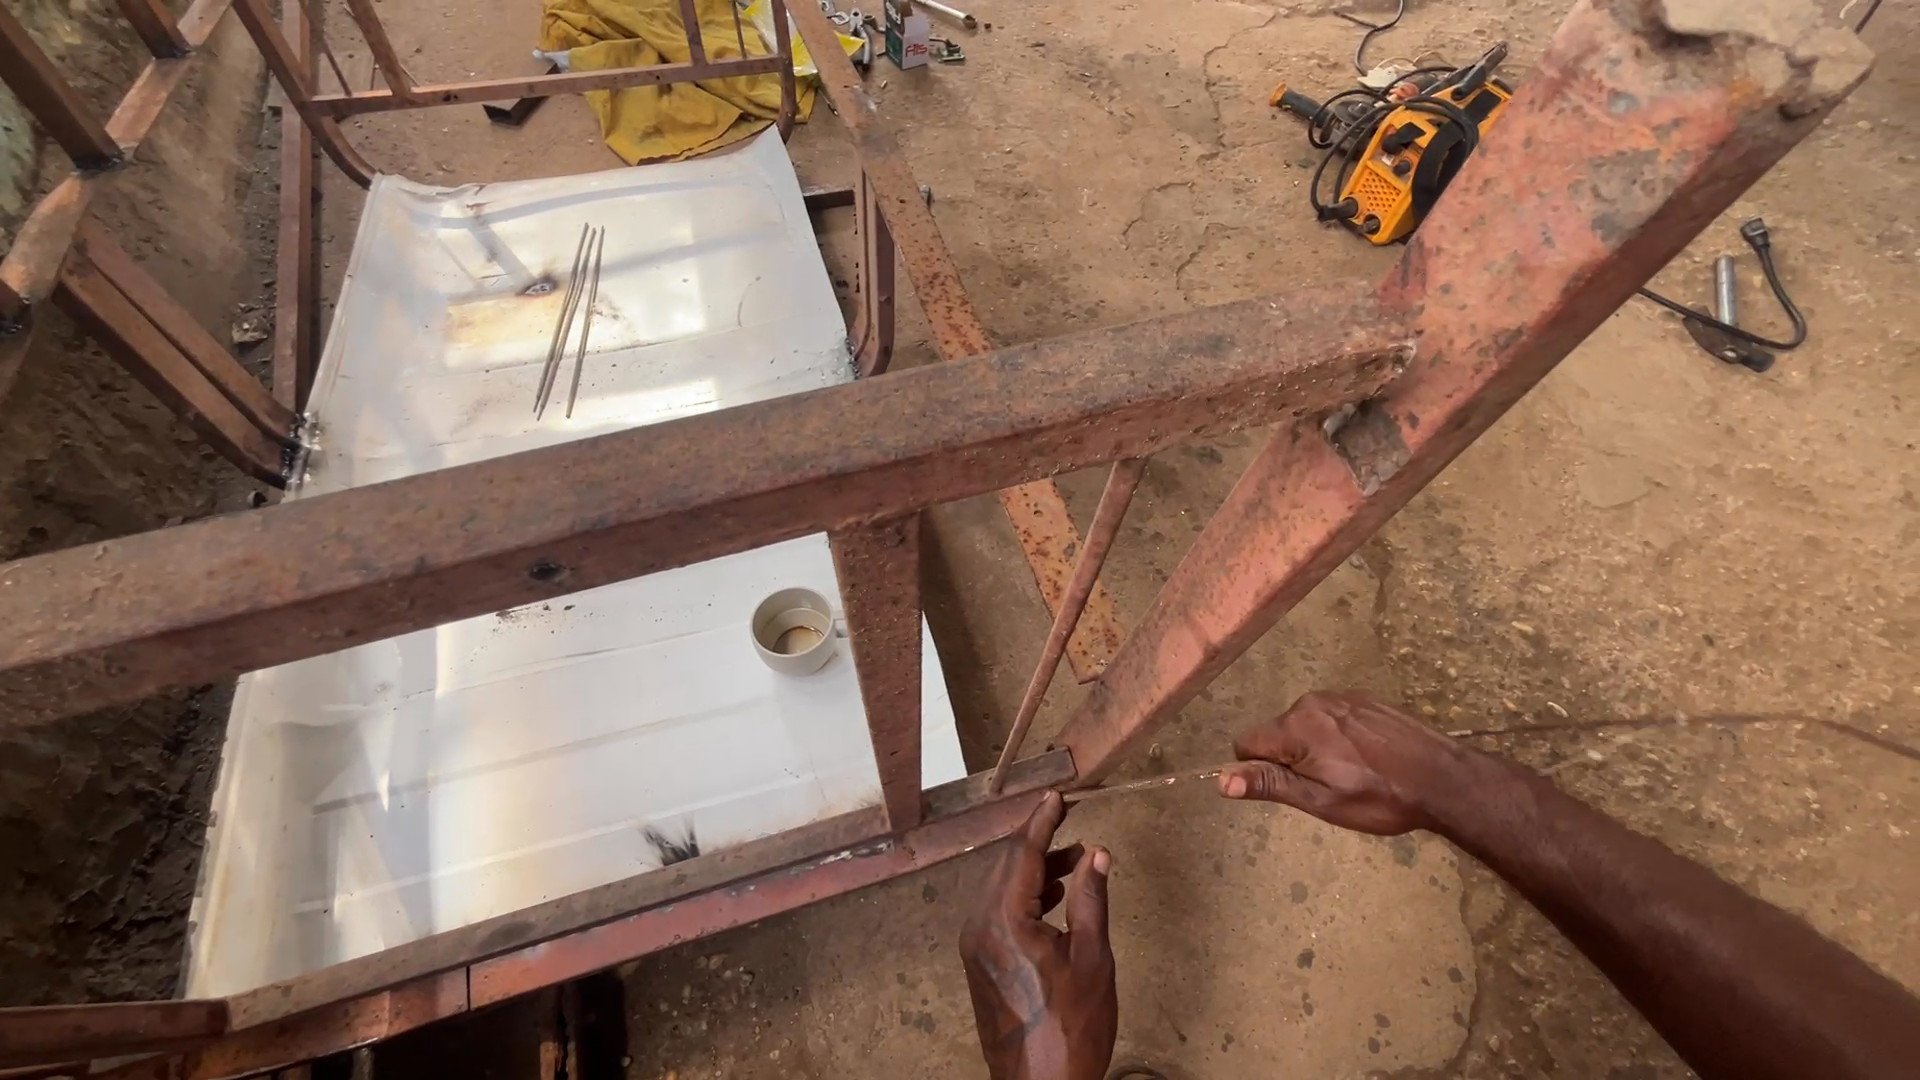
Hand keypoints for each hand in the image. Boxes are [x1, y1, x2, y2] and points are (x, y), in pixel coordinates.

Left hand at [959, 791, 1116, 1079]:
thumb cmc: (1073, 1026)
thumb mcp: (1092, 959)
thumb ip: (1090, 899)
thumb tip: (1098, 853)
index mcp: (1004, 919)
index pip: (1023, 852)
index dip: (1043, 820)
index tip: (1057, 794)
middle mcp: (979, 924)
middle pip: (1007, 863)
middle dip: (1037, 837)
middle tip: (1066, 815)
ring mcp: (974, 942)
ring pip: (1001, 884)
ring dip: (1034, 865)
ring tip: (1073, 855)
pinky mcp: (978, 958)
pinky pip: (998, 907)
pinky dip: (1025, 892)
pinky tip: (1053, 891)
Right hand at [1216, 690, 1480, 834]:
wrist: (1446, 779)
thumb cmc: (1380, 797)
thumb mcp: (1320, 800)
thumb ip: (1268, 784)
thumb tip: (1221, 781)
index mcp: (1294, 727)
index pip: (1246, 743)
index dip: (1261, 768)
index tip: (1293, 785)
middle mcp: (1309, 702)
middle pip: (1276, 732)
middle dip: (1290, 757)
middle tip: (1329, 784)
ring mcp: (1338, 696)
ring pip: (1304, 723)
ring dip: (1315, 744)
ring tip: (1352, 770)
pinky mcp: (1363, 697)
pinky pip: (1331, 714)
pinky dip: (1339, 733)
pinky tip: (1368, 754)